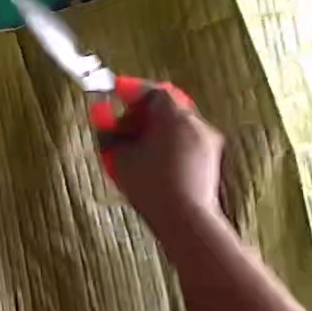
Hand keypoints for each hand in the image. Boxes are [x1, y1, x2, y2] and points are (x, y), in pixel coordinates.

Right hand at [108, 87, 225, 234]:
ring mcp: (207, 142)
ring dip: (156, 129)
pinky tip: (153, 161)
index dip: (130, 91)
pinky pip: (187, 141)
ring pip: (177, 124)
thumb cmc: (151, 185)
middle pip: (167, 105)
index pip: (152, 91)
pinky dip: (169, 143)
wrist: (186, 219)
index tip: (114, 94)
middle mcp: (195, 123)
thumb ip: (107, 133)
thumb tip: (100, 118)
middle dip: (142, 112)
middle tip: (122, 124)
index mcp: (173, 115)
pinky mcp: (211, 161)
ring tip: (135, 147)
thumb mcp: (119, 158)